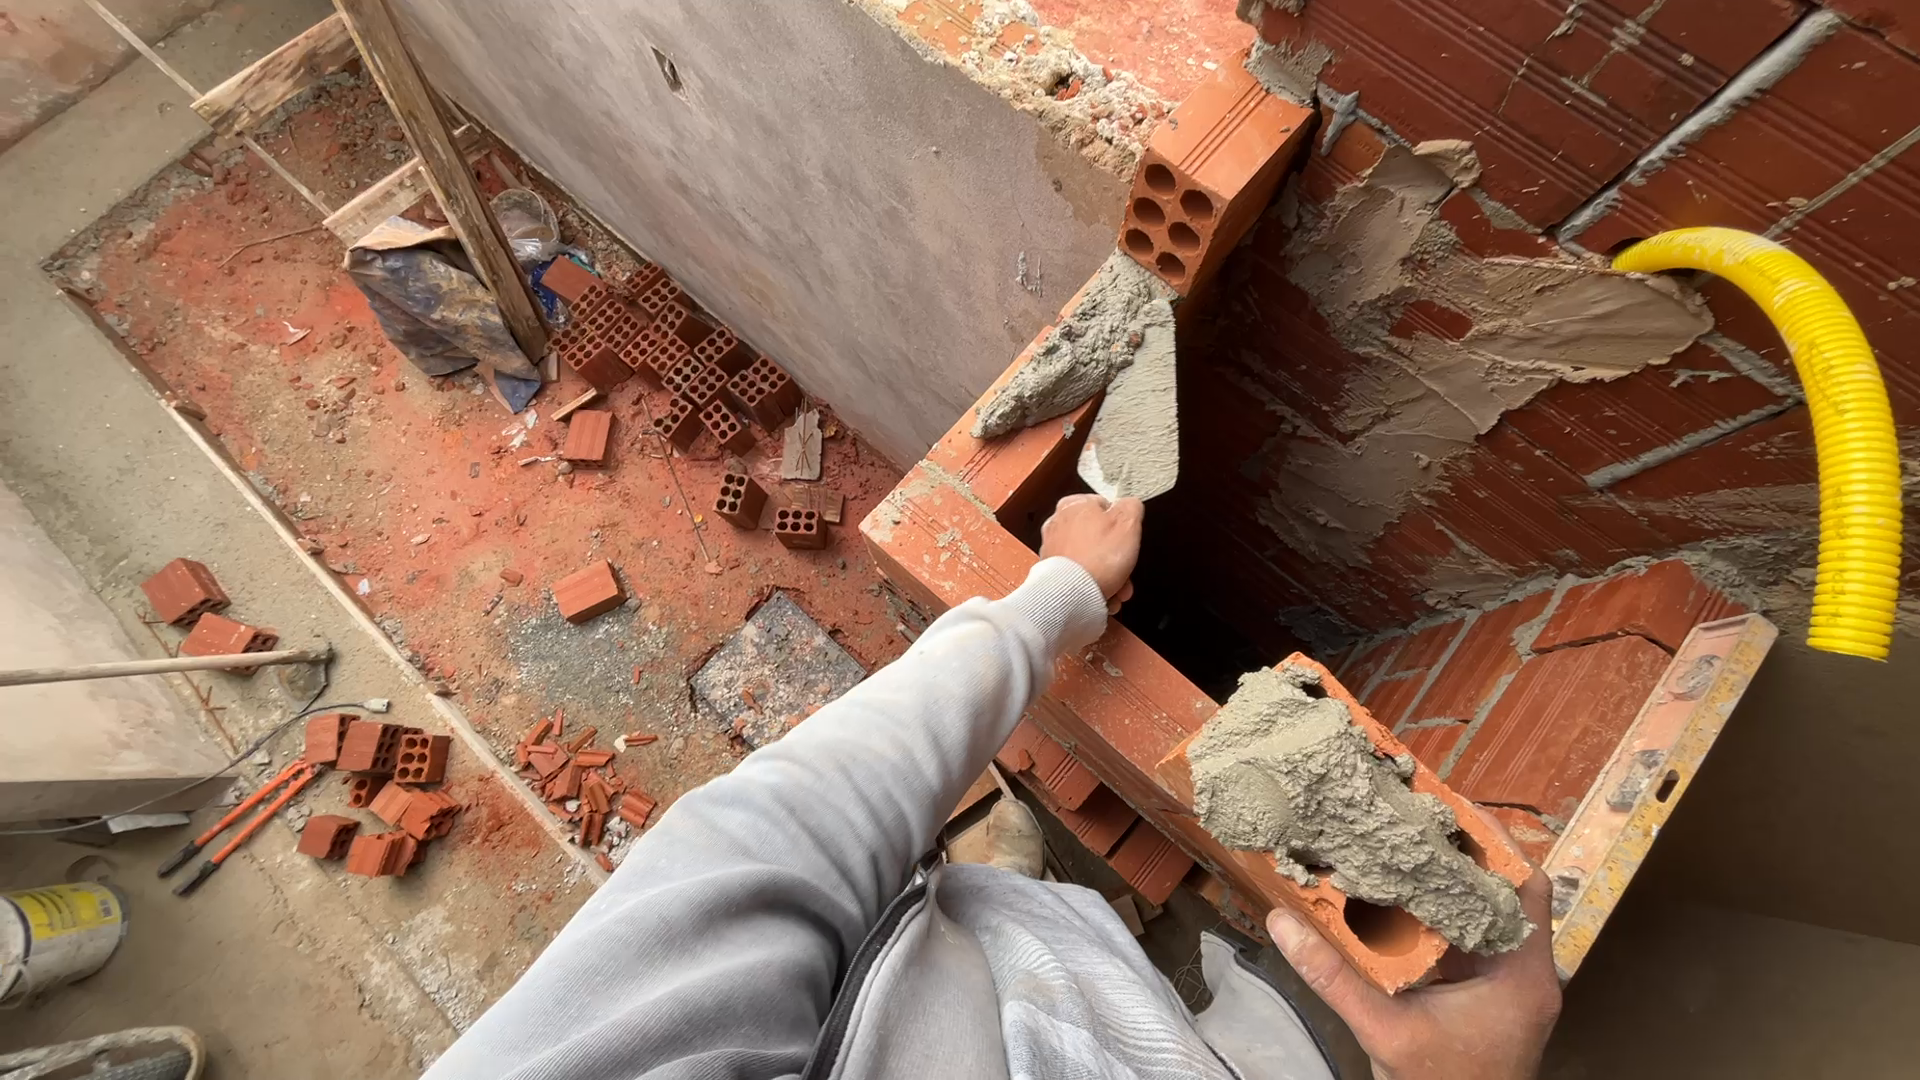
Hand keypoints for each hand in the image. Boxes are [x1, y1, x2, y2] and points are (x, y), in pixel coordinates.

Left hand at [1038, 494, 1142, 606]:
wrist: (1071, 594)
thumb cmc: (1096, 559)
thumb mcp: (1128, 522)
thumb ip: (1131, 507)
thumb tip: (1130, 505)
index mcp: (1074, 505)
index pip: (1106, 508)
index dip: (1123, 526)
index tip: (1129, 539)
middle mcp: (1059, 524)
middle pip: (1099, 538)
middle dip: (1117, 557)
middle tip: (1126, 569)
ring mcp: (1053, 549)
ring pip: (1090, 560)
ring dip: (1108, 575)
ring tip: (1117, 589)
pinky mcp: (1052, 571)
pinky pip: (1078, 576)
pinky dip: (1092, 585)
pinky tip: (1103, 595)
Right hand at [1267, 816, 1561, 1079]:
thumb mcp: (1383, 1030)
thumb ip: (1334, 977)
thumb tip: (1279, 920)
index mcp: (1519, 974)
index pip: (1528, 887)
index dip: (1494, 842)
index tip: (1443, 806)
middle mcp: (1518, 968)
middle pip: (1500, 888)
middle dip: (1454, 846)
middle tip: (1402, 810)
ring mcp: (1499, 978)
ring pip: (1478, 906)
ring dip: (1441, 872)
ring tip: (1391, 835)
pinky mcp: (1476, 986)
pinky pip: (1458, 927)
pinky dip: (1429, 901)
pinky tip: (1388, 885)